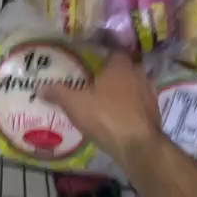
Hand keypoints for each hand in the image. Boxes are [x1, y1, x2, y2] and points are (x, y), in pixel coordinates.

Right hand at [43, 51, 165, 162]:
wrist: (138, 146)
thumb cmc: (106, 117)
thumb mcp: (75, 104)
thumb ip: (58, 93)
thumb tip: (40, 87)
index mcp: (120, 65)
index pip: (114, 50)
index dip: (103, 54)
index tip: (91, 60)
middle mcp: (138, 73)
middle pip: (126, 66)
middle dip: (115, 71)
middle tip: (98, 79)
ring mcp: (149, 92)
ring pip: (136, 84)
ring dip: (126, 88)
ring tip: (110, 98)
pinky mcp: (155, 111)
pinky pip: (141, 102)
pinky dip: (133, 105)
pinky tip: (122, 115)